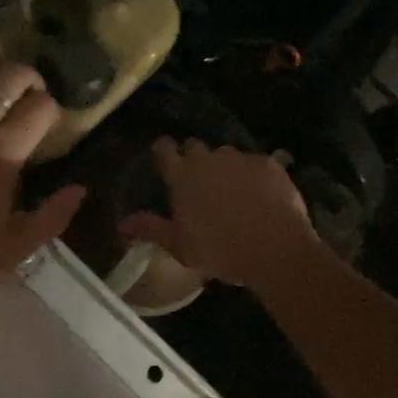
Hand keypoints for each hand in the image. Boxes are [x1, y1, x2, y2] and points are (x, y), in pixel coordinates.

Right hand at [119, 138, 318, 286]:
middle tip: (199, 183)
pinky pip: (255, 163)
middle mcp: (209, 159)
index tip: (165, 160)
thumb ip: (151, 228)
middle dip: (194, 158)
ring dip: (225, 167)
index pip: (164, 148)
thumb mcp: (179, 246)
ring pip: (227, 154)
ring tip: (233, 192)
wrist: (275, 249)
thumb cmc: (219, 251)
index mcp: (183, 176)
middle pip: (195, 146)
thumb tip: (123, 224)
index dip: (164, 151)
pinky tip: (260, 197)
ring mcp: (241, 158)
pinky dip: (254, 175)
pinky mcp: (268, 163)